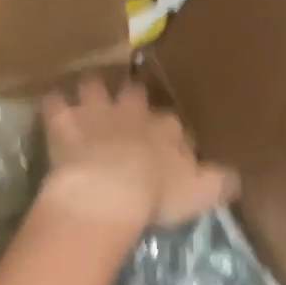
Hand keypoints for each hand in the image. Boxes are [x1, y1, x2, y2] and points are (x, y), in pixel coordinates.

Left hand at [39, 76, 235, 230]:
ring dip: (92, 92)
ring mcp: (97, 114)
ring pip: (95, 88)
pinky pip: (55, 104)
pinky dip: (54, 105)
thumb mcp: (201, 193)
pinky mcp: (64, 123)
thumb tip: (233, 180)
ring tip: (88, 98)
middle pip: (135, 96)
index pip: (173, 126)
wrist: (110, 190)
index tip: (166, 149)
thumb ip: (218, 184)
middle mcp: (134, 114)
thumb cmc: (157, 195)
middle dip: (131, 101)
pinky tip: (52, 108)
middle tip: (126, 112)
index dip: (168, 136)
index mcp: (167, 131)